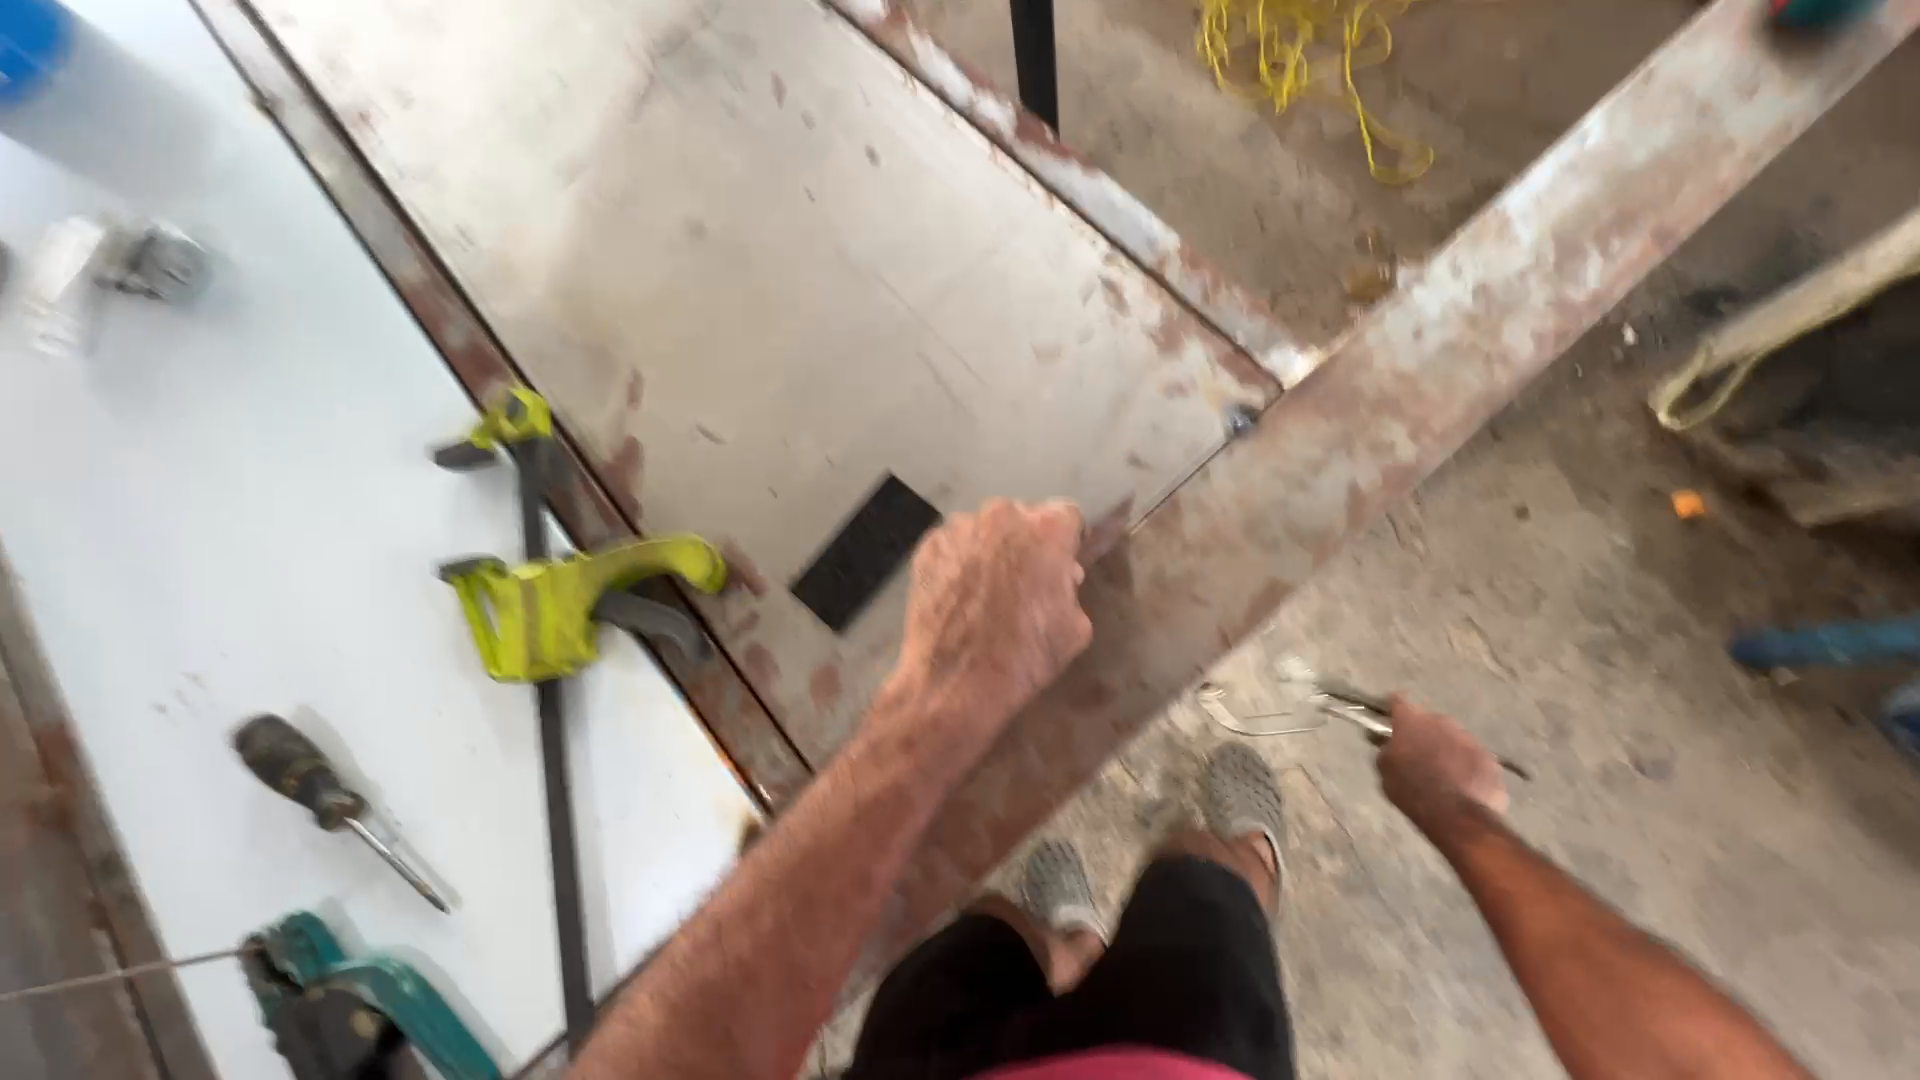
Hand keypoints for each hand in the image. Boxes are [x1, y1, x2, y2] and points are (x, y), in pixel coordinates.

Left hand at [885, 498, 1092, 750]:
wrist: (956, 682)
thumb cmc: (1025, 656)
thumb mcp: (1074, 627)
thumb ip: (1070, 588)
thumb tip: (1059, 574)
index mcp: (1048, 528)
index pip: (1067, 517)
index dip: (1065, 542)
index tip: (1060, 564)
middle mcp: (1003, 515)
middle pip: (1023, 518)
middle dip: (1026, 542)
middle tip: (1023, 579)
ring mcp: (960, 527)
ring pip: (985, 529)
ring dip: (990, 549)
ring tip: (986, 588)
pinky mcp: (928, 545)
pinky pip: (953, 545)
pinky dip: (959, 561)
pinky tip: (959, 594)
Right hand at [1378, 696, 1508, 829]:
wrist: (1454, 815)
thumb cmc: (1410, 789)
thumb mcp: (1385, 769)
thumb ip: (1388, 750)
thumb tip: (1392, 744)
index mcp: (1412, 721)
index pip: (1399, 702)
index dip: (1395, 707)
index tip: (1393, 714)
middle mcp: (1442, 722)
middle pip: (1431, 721)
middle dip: (1425, 732)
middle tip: (1419, 751)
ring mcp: (1470, 739)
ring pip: (1455, 738)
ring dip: (1448, 748)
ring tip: (1444, 771)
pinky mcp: (1490, 759)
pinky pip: (1474, 757)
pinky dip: (1467, 766)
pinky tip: (1463, 783)